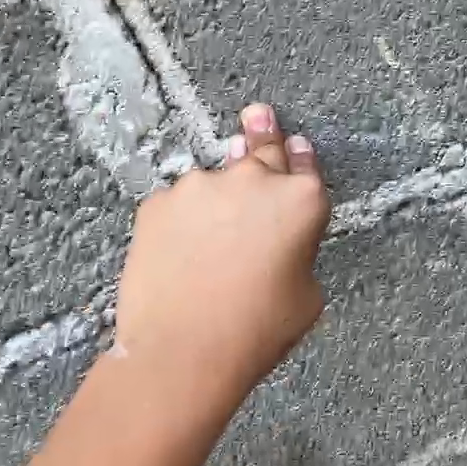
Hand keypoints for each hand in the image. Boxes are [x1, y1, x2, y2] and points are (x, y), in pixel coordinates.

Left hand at [113, 103, 330, 420]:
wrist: (183, 351)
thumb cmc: (259, 329)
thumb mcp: (306, 292)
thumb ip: (299, 251)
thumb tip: (279, 244)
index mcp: (303, 200)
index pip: (307, 164)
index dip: (301, 156)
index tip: (295, 144)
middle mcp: (256, 180)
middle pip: (263, 147)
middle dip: (262, 130)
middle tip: (258, 114)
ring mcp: (203, 186)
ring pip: (215, 180)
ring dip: (218, 193)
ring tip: (210, 230)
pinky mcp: (159, 203)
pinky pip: (178, 203)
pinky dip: (182, 219)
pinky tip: (180, 251)